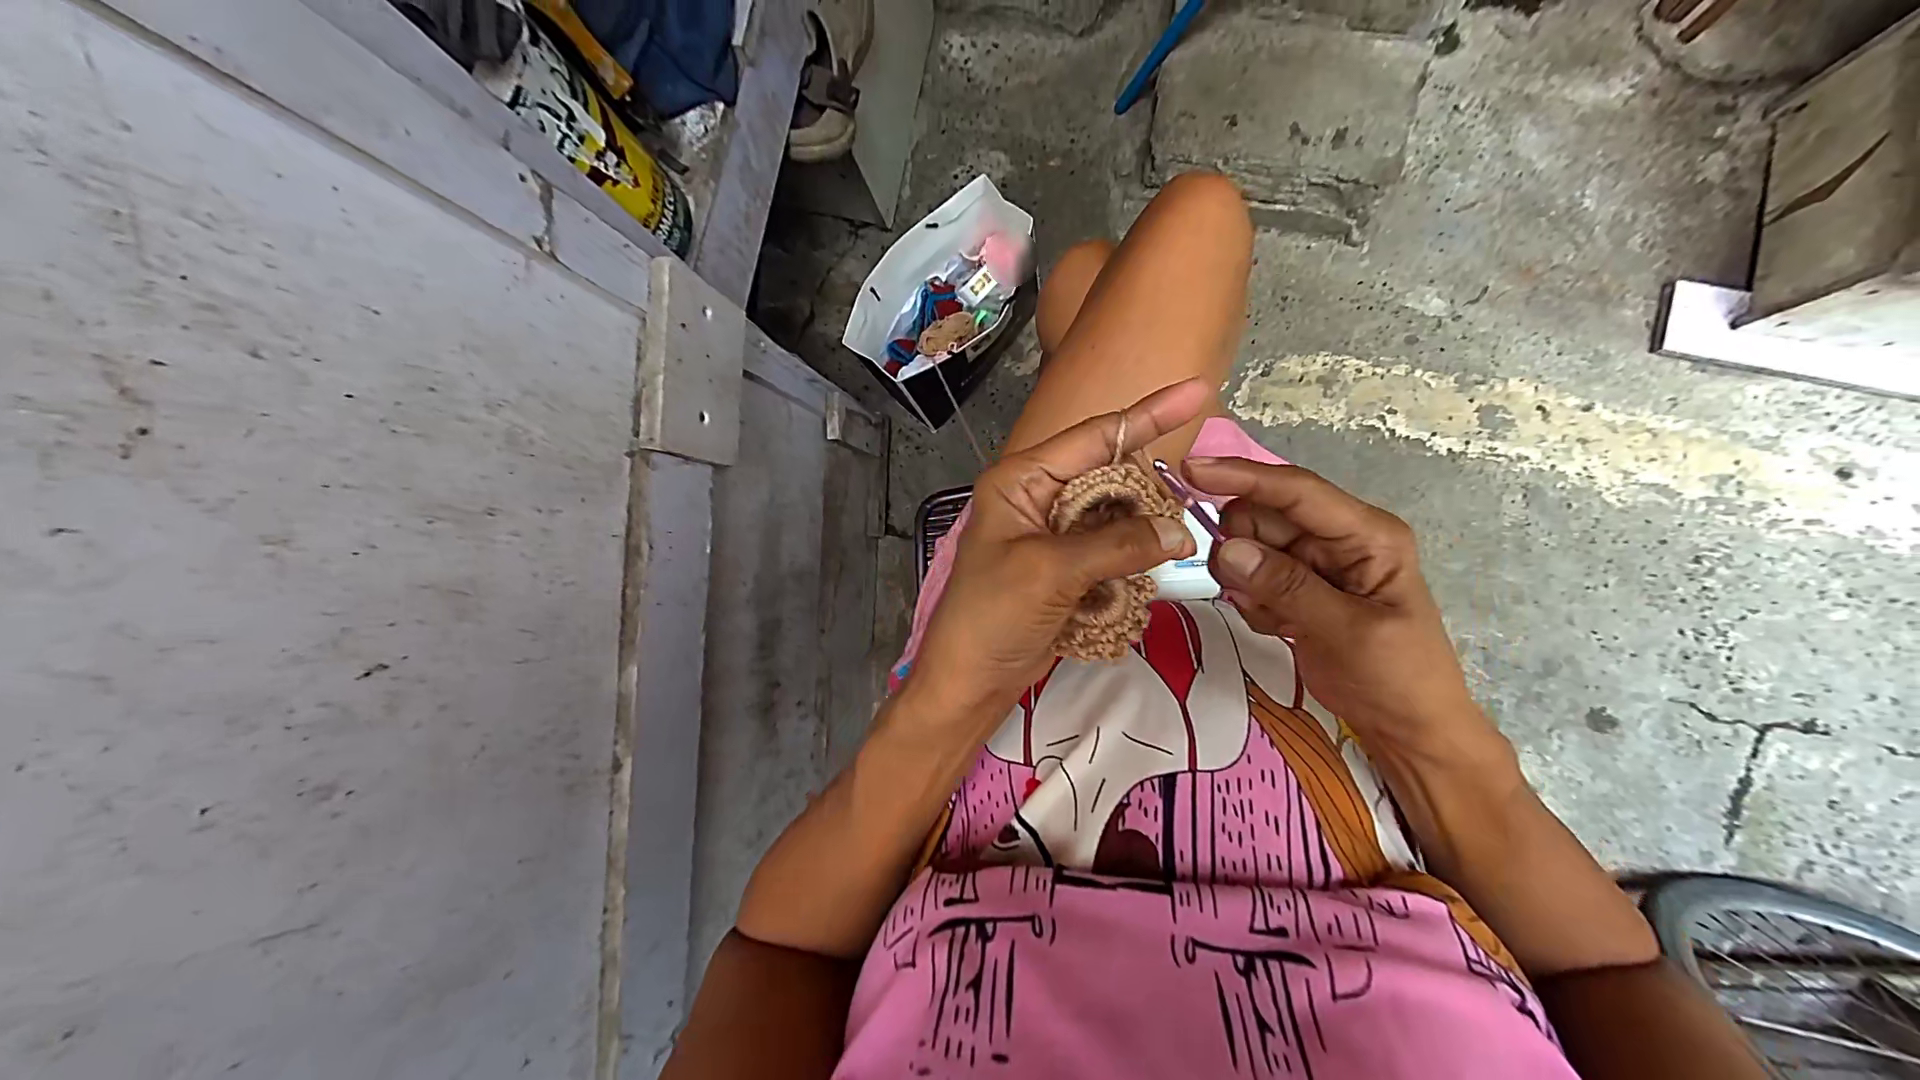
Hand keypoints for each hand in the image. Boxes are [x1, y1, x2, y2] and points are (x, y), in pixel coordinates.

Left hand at [906, 381, 1205, 723]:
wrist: (970, 681)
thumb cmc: (993, 616)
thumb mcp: (1052, 571)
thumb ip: (1118, 544)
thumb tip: (1180, 530)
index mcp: (1022, 480)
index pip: (1093, 437)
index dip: (1147, 415)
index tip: (1198, 392)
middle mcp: (1039, 497)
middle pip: (1111, 476)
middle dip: (1148, 490)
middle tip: (1185, 511)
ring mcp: (1054, 533)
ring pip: (1117, 515)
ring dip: (1143, 530)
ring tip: (1167, 548)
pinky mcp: (1067, 567)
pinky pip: (1113, 549)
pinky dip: (1132, 559)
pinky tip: (1141, 576)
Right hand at [1181, 457, 1500, 757]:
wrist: (1408, 727)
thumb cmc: (1397, 677)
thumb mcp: (1347, 632)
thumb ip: (1287, 587)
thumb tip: (1228, 550)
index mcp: (1366, 534)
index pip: (1295, 491)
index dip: (1242, 476)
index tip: (1191, 470)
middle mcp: (1336, 537)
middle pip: (1261, 517)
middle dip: (1240, 548)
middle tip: (1247, 593)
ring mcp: (1313, 562)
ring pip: (1247, 547)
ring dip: (1245, 582)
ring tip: (1274, 618)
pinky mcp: (1294, 586)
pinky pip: (1248, 577)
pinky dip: (1252, 601)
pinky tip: (1280, 627)